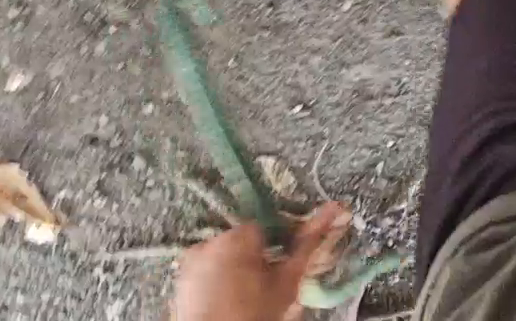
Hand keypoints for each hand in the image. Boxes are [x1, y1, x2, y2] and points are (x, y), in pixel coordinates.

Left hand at [171, 205, 346, 320]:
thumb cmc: (256, 315)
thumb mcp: (287, 282)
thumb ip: (309, 242)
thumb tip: (336, 206)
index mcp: (238, 236)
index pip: (263, 228)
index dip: (272, 250)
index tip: (274, 272)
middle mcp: (210, 240)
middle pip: (242, 239)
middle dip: (252, 258)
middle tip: (259, 287)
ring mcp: (190, 259)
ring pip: (223, 253)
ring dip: (233, 267)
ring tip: (240, 295)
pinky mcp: (179, 278)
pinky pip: (204, 267)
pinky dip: (214, 277)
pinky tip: (223, 299)